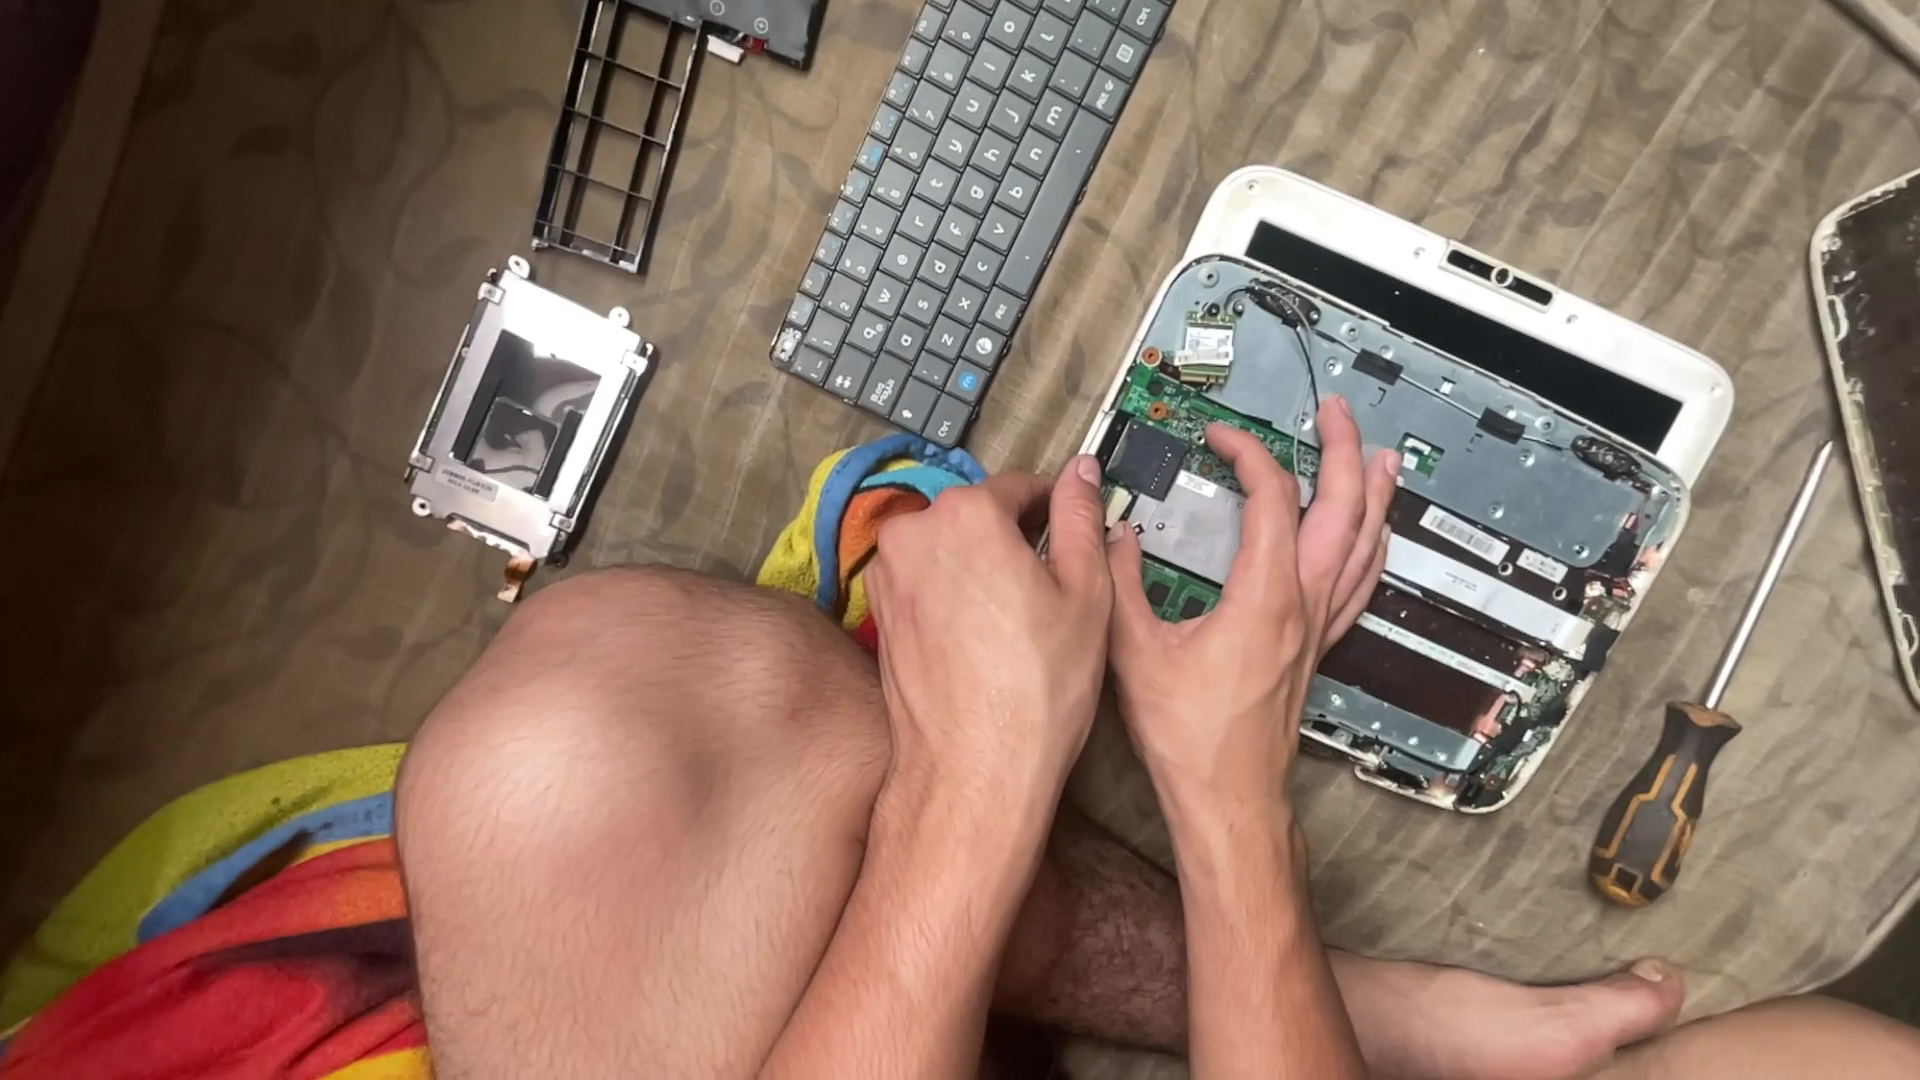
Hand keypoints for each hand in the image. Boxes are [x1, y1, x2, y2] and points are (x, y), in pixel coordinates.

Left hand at [866, 457, 1113, 811]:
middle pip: (977, 515)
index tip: (1069, 523)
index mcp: (965, 513)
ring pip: (949, 548)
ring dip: (981, 564)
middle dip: (1013, 536)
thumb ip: (1081, 518)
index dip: (1052, 505)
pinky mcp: (880, 614)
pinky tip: (983, 633)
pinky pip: (926, 582)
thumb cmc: (1036, 687)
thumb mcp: (1085, 591)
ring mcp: (888, 575)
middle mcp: (914, 533)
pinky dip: (954, 592)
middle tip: (1051, 578)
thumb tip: (1081, 476)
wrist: (973, 769)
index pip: (1018, 487)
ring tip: (1018, 614)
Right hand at [1105, 395, 1398, 812]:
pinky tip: (1373, 539)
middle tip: (1335, 411)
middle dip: (1340, 450)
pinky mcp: (1315, 650)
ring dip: (1372, 494)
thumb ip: (1120, 582)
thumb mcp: (1133, 649)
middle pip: (1342, 510)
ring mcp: (1317, 629)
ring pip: (1364, 546)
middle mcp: (1303, 606)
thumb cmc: (1188, 734)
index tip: (1221, 437)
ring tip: (1378, 455)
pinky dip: (1372, 548)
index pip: (1271, 499)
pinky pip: (1360, 585)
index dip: (1249, 455)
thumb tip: (1118, 536)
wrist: (1228, 795)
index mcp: (1262, 597)